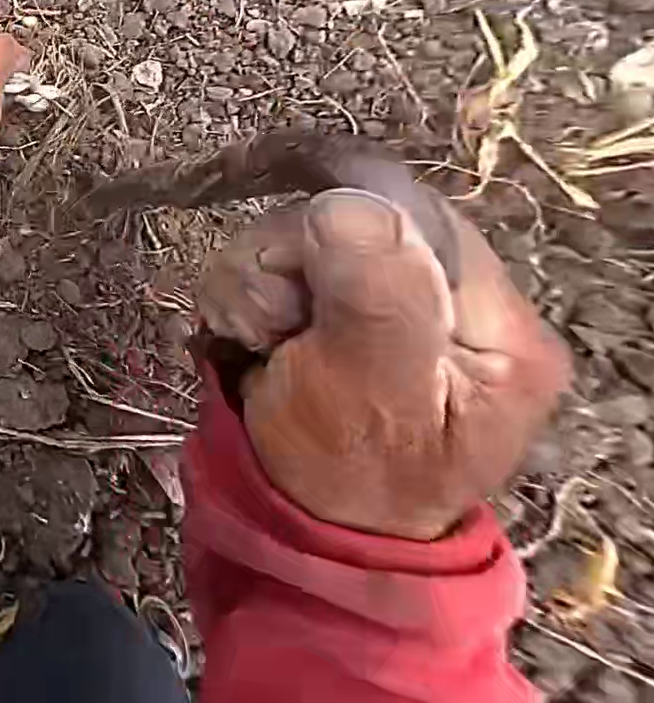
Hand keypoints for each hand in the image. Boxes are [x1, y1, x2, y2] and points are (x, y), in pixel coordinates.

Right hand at [198, 189, 568, 539]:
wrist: (298, 509)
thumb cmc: (348, 461)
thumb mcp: (369, 384)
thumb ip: (373, 293)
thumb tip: (348, 203)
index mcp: (483, 318)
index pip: (413, 220)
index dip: (338, 228)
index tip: (294, 275)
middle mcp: (426, 298)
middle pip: (332, 225)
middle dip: (276, 266)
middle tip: (272, 323)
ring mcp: (359, 301)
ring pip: (278, 242)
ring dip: (243, 284)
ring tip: (253, 336)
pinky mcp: (304, 307)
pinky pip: (249, 268)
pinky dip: (229, 295)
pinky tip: (240, 333)